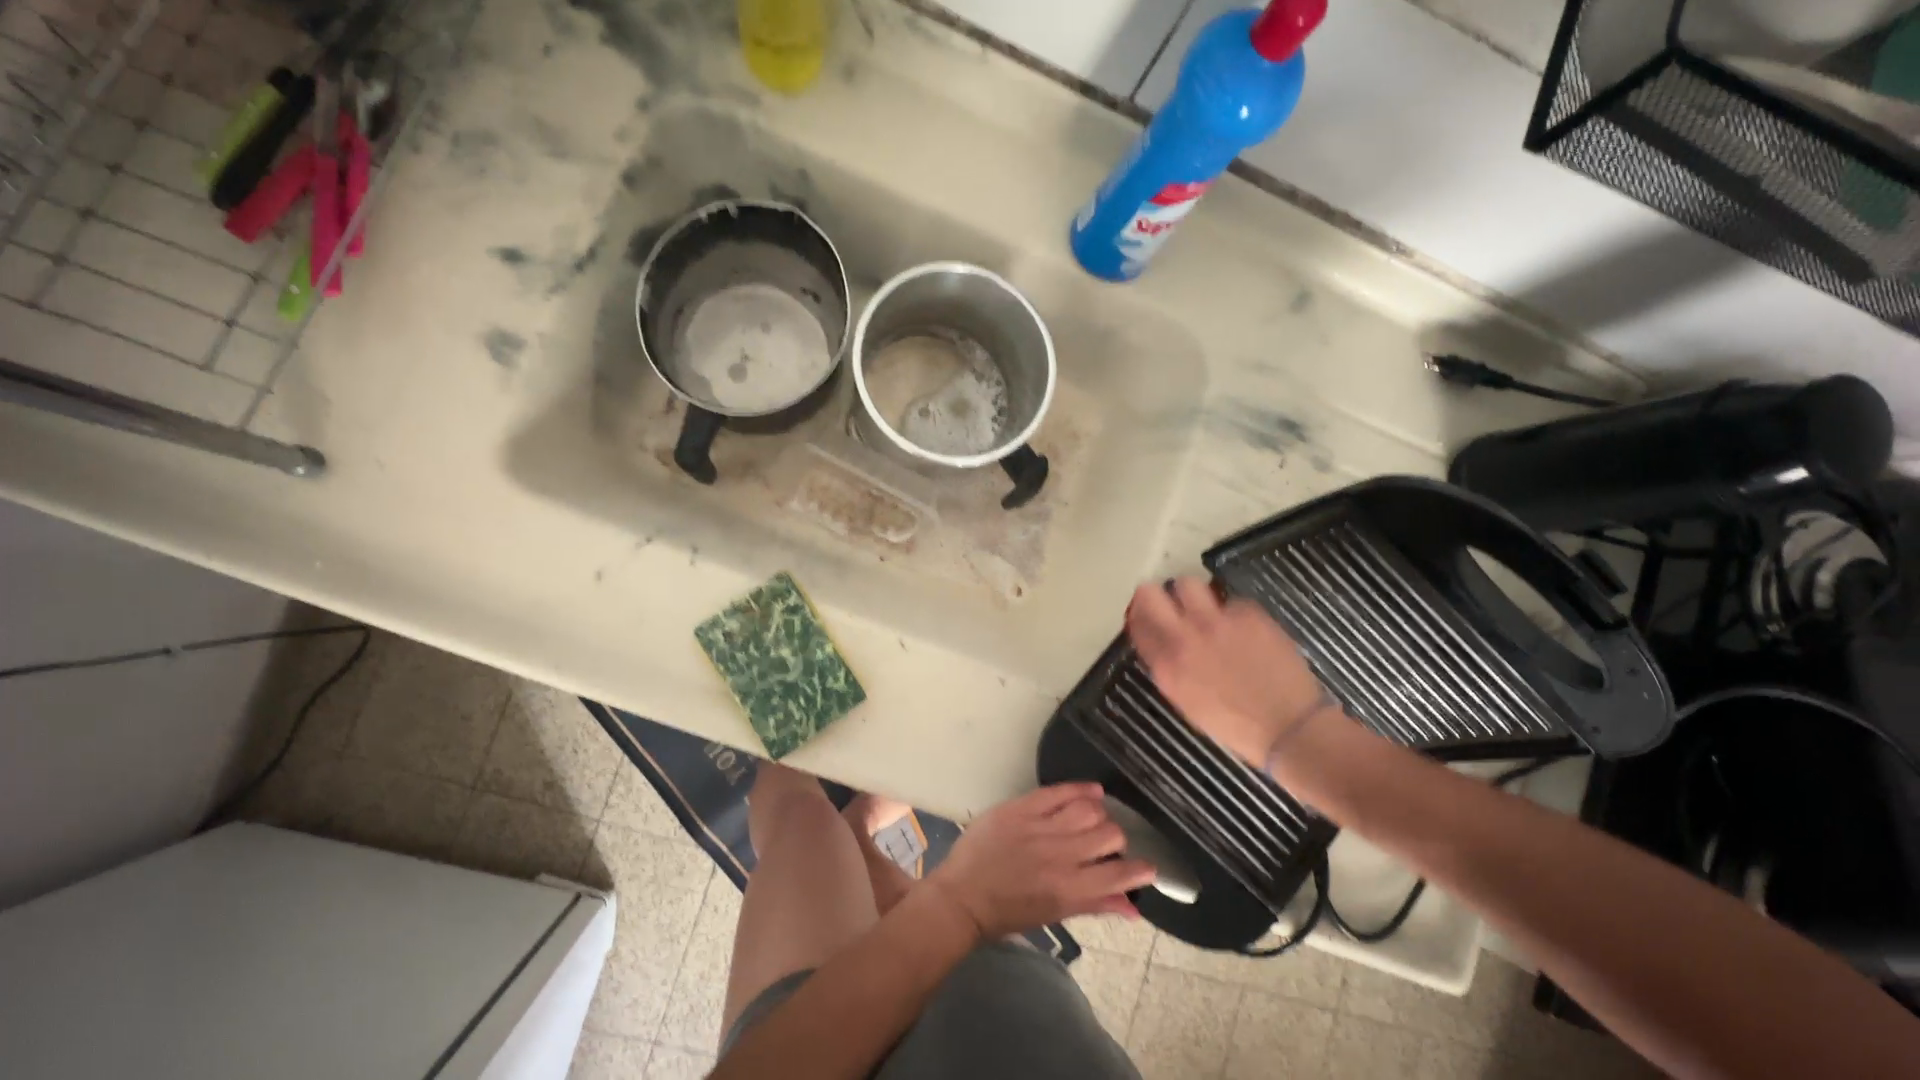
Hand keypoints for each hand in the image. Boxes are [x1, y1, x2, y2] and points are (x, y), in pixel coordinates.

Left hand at [927, 784, 1156, 939]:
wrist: (960, 898)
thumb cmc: (1007, 913)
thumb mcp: (1054, 915)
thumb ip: (1096, 905)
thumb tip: (1134, 907)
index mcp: (1068, 890)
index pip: (1119, 874)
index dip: (1140, 870)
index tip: (1146, 867)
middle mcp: (1058, 857)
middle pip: (1109, 834)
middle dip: (1116, 839)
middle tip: (1107, 844)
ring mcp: (1037, 830)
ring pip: (1088, 809)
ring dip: (1098, 814)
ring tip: (1092, 819)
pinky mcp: (1018, 809)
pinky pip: (1058, 791)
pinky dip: (1080, 789)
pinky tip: (1091, 792)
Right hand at [1127, 577, 1335, 765]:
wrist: (1288, 725)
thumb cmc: (1235, 725)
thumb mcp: (1187, 702)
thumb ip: (1170, 669)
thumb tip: (1164, 645)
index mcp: (1166, 666)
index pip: (1137, 624)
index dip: (1140, 616)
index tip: (1147, 615)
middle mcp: (1184, 637)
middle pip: (1150, 593)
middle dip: (1156, 595)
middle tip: (1169, 602)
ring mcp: (1216, 621)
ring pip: (1187, 584)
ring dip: (1191, 595)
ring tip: (1205, 608)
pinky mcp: (1247, 613)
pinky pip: (1230, 601)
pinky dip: (1233, 612)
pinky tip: (1245, 630)